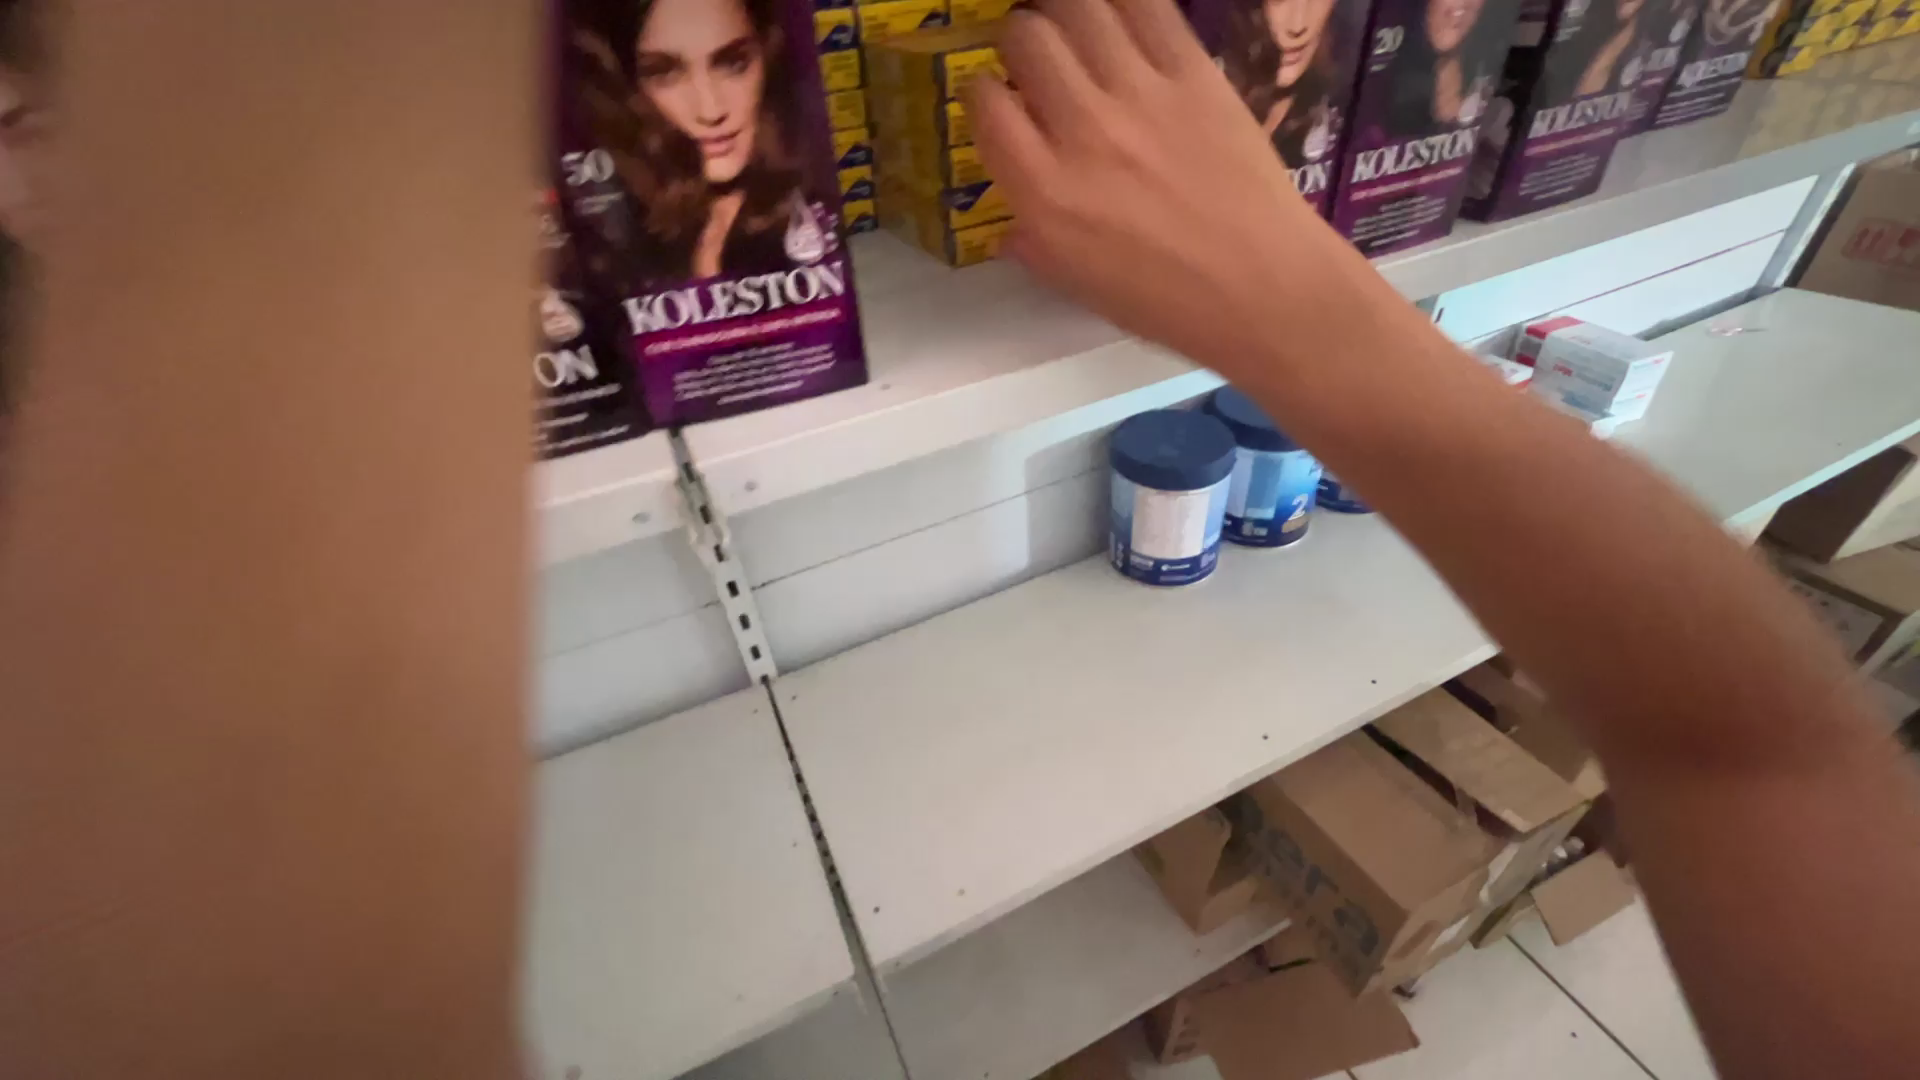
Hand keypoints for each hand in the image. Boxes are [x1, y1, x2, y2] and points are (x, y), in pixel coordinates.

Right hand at [965, 0, 1361, 375]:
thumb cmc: (1161, 302)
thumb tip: (1012, 227)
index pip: (986, 106)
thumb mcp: (1077, 286)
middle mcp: (1081, 131)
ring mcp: (1140, 94)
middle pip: (1026, 38)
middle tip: (1035, 60)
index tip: (998, 103)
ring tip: (1073, 29)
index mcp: (1044, 194)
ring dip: (1064, 10)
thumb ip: (1034, 247)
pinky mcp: (1193, 71)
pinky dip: (1123, 2)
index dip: (981, 93)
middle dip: (1019, 41)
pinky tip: (1119, 16)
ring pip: (1078, 6)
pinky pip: (1146, 4)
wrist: (1255, 285)